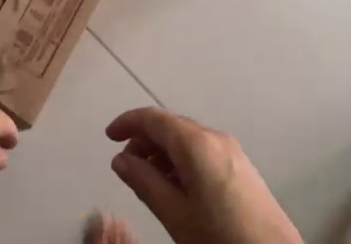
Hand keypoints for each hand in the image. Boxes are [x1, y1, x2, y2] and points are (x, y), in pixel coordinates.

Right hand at [105, 108, 300, 243]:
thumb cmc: (220, 239)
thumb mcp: (175, 215)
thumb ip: (144, 182)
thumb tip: (120, 159)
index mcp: (196, 144)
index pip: (154, 118)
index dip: (128, 122)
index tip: (108, 137)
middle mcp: (215, 138)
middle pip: (171, 126)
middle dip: (144, 140)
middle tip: (126, 168)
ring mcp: (232, 152)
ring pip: (187, 140)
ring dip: (163, 153)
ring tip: (148, 182)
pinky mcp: (242, 168)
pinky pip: (203, 152)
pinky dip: (182, 162)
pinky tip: (176, 189)